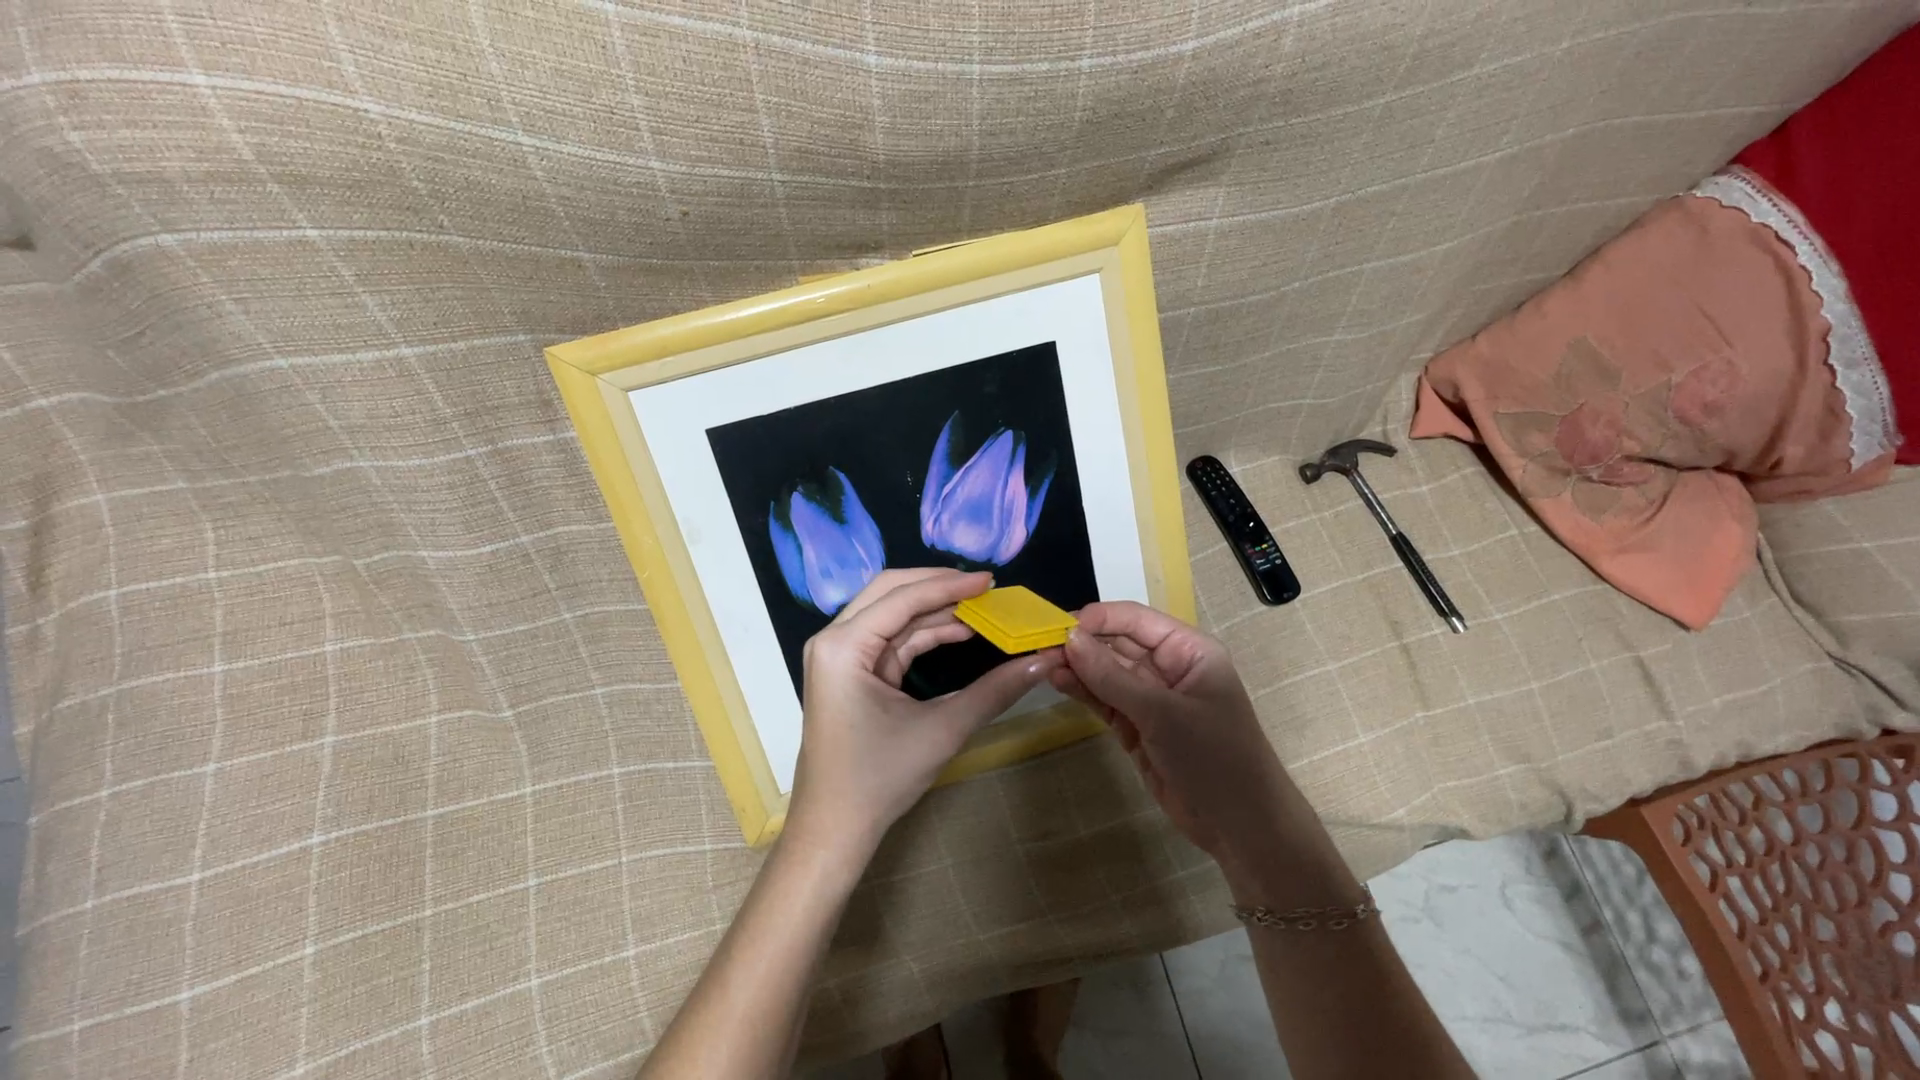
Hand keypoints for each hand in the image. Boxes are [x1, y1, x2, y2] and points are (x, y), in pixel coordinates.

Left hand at [785, 569, 1060, 857]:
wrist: (835, 826)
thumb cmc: (880, 778)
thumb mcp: (942, 730)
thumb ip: (995, 691)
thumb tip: (1044, 662)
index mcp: (843, 647)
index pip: (902, 598)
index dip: (949, 585)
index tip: (992, 580)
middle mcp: (834, 641)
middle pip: (890, 592)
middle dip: (939, 587)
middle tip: (987, 589)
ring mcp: (840, 655)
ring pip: (891, 614)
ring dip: (935, 610)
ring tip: (984, 609)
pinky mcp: (851, 672)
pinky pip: (890, 639)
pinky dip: (924, 633)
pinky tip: (961, 632)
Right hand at [1051, 602, 1317, 880]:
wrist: (1241, 825)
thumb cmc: (1213, 757)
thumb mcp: (1162, 713)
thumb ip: (1112, 676)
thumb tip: (1069, 638)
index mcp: (1189, 650)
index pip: (1136, 620)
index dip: (1097, 619)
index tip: (1056, 625)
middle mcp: (1170, 668)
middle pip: (1118, 644)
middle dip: (1082, 643)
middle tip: (1039, 647)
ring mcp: (1152, 700)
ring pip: (1107, 673)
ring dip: (1078, 668)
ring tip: (1041, 664)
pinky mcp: (1138, 727)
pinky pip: (1106, 700)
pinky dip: (1084, 692)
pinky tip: (1059, 682)